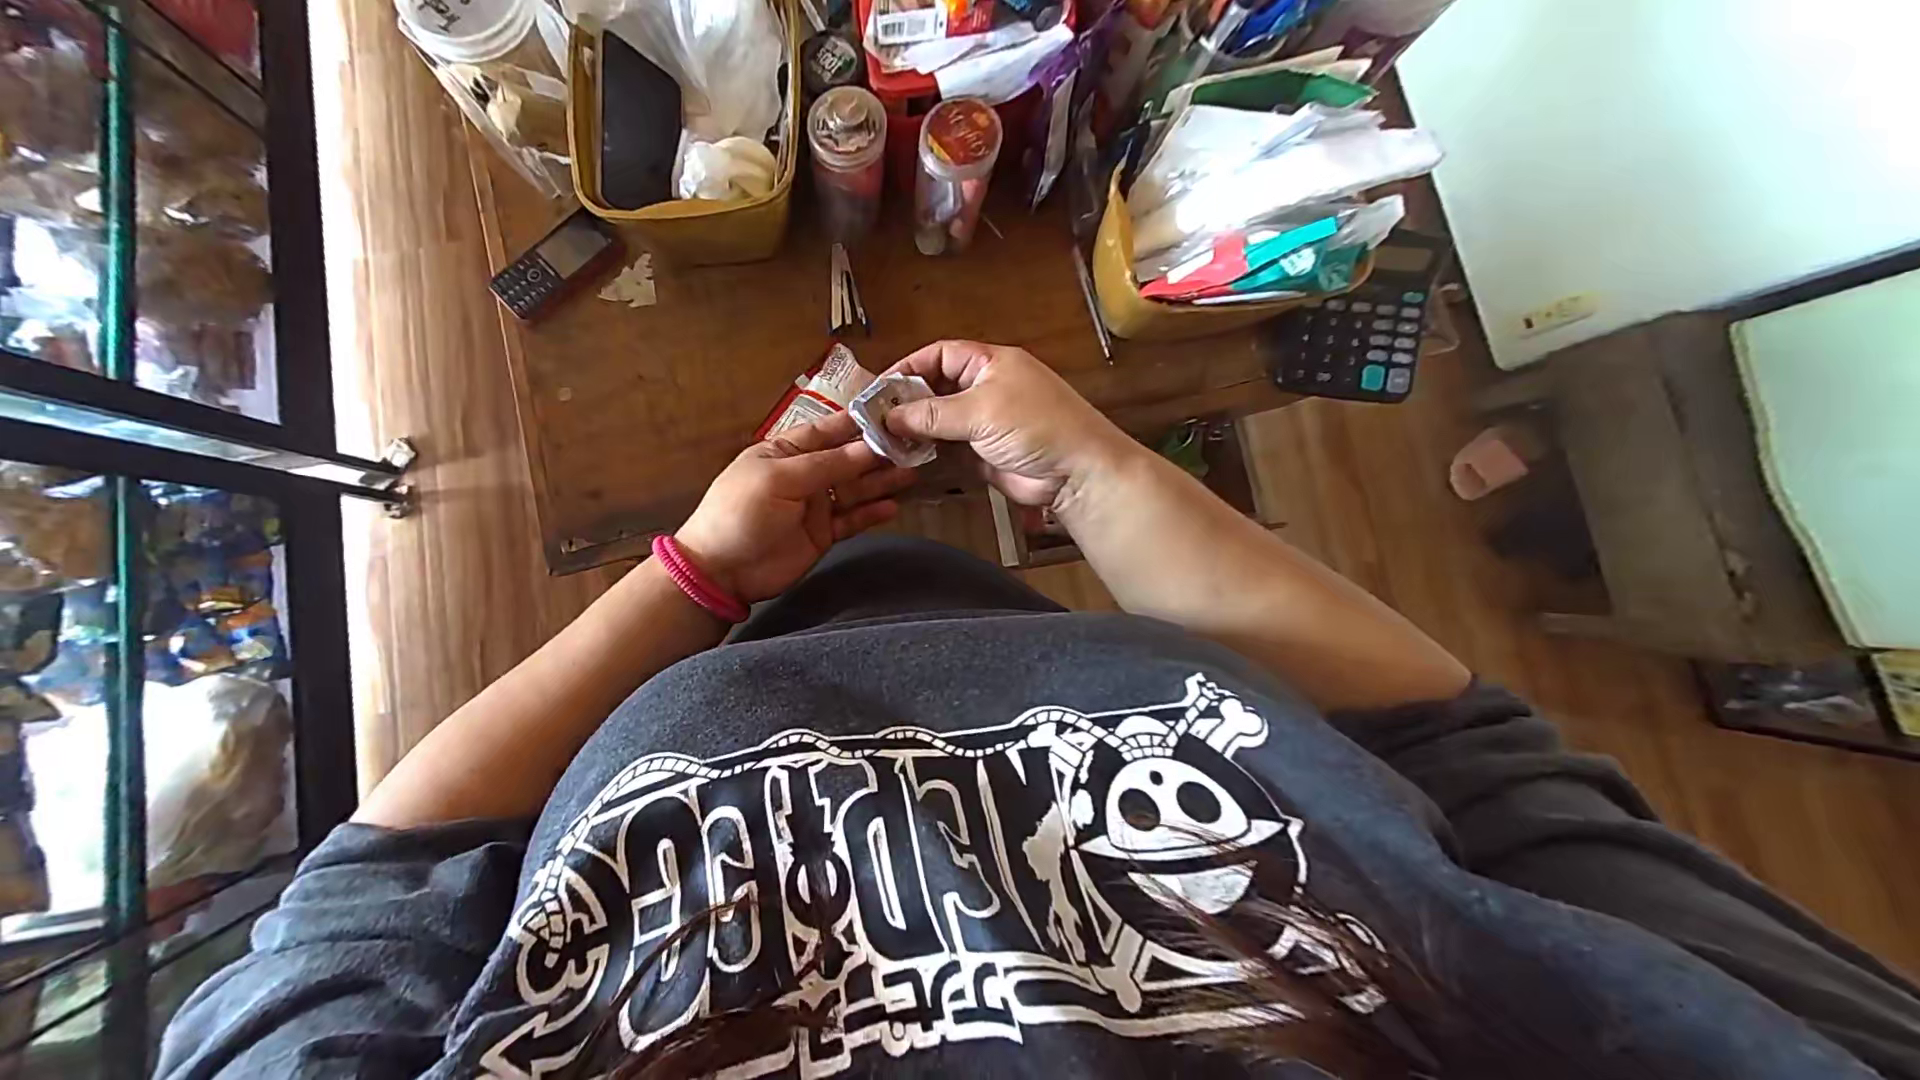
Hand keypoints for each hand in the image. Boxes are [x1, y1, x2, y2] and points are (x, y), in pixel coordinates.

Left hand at [675, 412, 917, 602]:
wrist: (722, 572)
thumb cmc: (740, 513)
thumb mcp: (779, 479)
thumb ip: (826, 464)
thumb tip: (868, 447)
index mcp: (787, 452)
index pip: (829, 430)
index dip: (859, 422)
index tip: (892, 414)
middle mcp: (805, 475)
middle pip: (849, 460)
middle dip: (878, 453)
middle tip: (913, 446)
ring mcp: (815, 506)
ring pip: (856, 489)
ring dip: (881, 482)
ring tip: (912, 473)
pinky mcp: (823, 534)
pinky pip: (853, 519)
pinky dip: (872, 514)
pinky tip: (893, 507)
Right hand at [881, 340, 1140, 509]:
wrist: (1076, 473)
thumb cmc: (1036, 426)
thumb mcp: (982, 410)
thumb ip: (933, 414)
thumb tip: (890, 416)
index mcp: (989, 363)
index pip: (940, 355)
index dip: (909, 367)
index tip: (879, 387)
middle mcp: (984, 388)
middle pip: (935, 388)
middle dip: (906, 401)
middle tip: (874, 418)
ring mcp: (983, 422)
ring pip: (938, 420)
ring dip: (914, 429)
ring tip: (883, 438)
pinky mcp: (982, 453)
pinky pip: (947, 447)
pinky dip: (928, 451)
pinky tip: (905, 455)